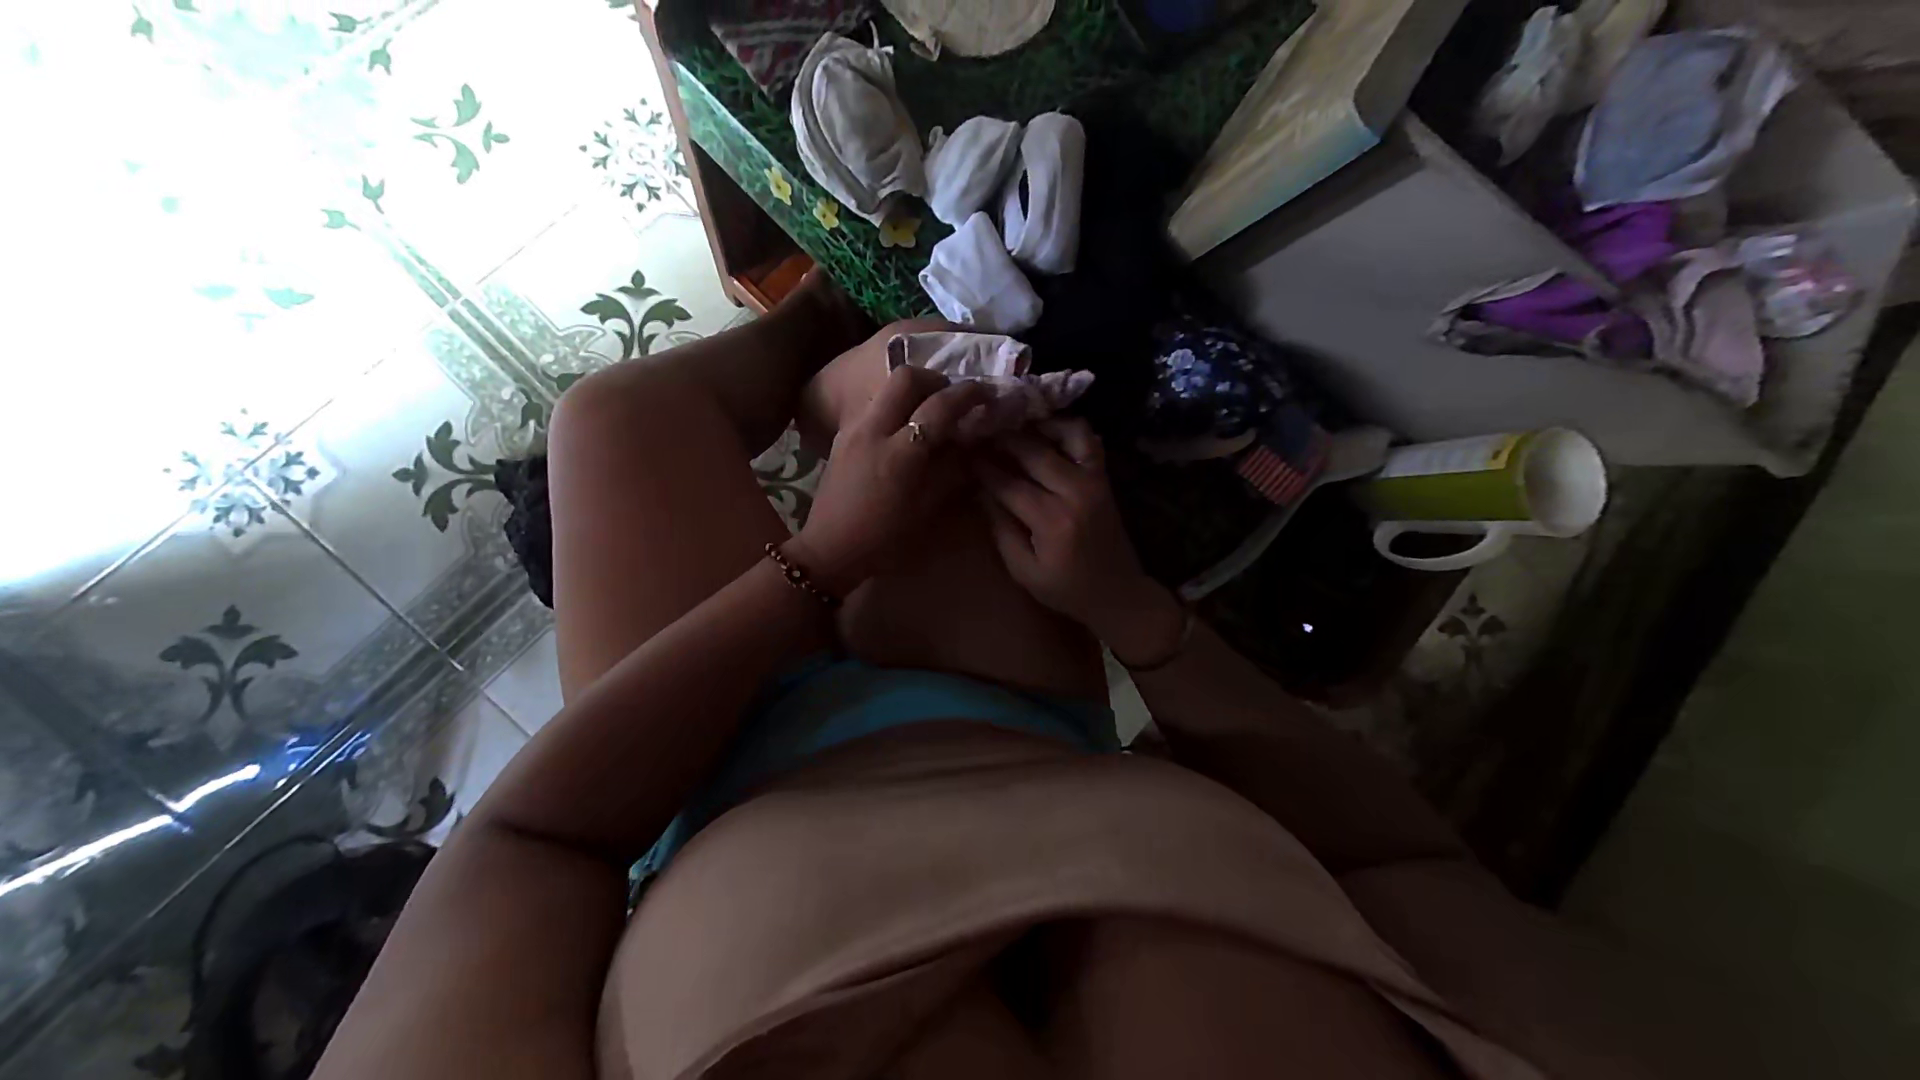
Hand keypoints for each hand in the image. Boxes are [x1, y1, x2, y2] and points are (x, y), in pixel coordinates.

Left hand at [786, 365, 992, 595]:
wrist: (830, 549)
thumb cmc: (883, 539)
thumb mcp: (924, 509)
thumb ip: (950, 470)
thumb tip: (972, 444)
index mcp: (900, 453)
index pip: (939, 407)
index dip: (968, 395)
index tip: (986, 394)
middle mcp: (874, 430)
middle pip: (907, 377)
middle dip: (936, 380)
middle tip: (951, 398)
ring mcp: (854, 429)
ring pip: (887, 388)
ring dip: (914, 390)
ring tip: (929, 412)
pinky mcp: (842, 435)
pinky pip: (874, 405)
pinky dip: (895, 405)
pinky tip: (904, 430)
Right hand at [975, 419, 1184, 662]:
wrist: (1118, 593)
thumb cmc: (1066, 589)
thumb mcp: (1024, 571)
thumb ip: (1002, 529)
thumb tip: (980, 492)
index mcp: (1051, 521)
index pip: (1008, 483)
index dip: (982, 467)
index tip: (963, 454)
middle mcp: (1074, 492)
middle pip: (1033, 451)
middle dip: (1002, 440)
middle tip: (981, 432)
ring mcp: (1094, 481)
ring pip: (1065, 434)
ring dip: (1037, 426)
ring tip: (1014, 425)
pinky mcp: (1104, 478)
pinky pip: (1088, 440)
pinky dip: (1067, 429)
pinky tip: (1045, 430)